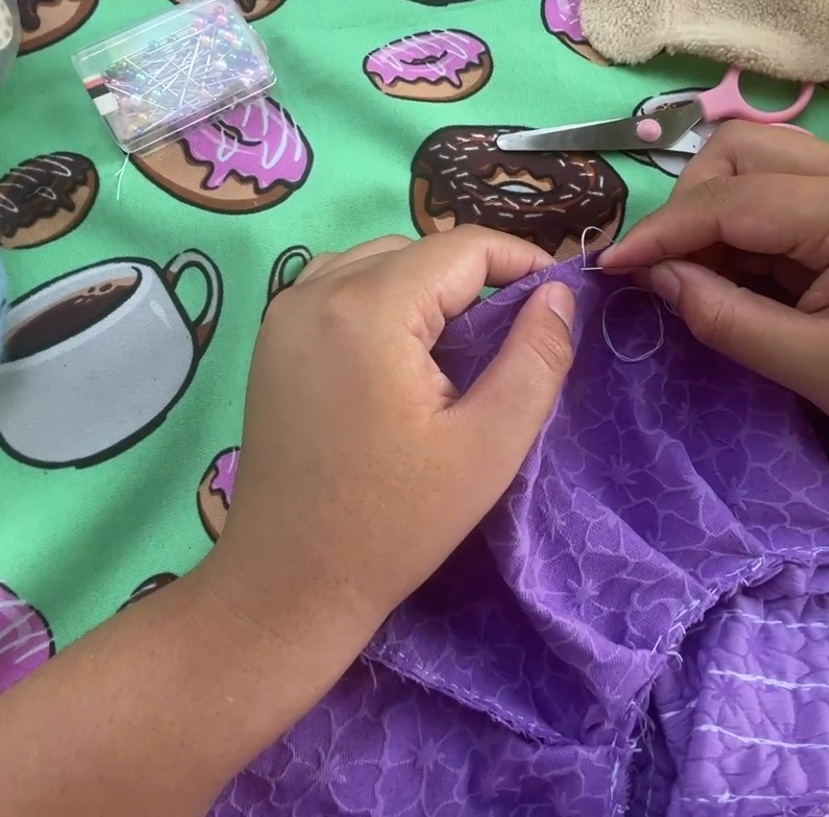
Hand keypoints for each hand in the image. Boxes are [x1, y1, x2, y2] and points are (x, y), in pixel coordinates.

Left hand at [205, 227, 576, 642]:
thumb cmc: (394, 522)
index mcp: (368, 309)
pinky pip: (340, 284)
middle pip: (419, 251)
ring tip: (457, 343)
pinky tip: (398, 347)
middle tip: (510, 334)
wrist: (287, 582)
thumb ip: (536, 359)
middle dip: (474, 278)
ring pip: (379, 261)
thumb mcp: (489, 446)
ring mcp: (285, 311)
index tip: (554, 295)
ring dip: (427, 285)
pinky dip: (382, 295)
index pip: (461, 247)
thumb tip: (556, 293)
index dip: (518, 259)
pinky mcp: (272, 337)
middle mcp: (317, 291)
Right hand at [599, 121, 828, 467]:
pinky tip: (743, 272)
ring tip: (704, 276)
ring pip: (759, 162)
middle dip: (689, 206)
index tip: (610, 267)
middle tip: (672, 273)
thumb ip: (724, 317)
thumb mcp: (814, 368)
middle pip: (741, 150)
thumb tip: (654, 278)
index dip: (661, 232)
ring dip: (715, 212)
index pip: (730, 199)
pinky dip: (746, 225)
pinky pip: (784, 192)